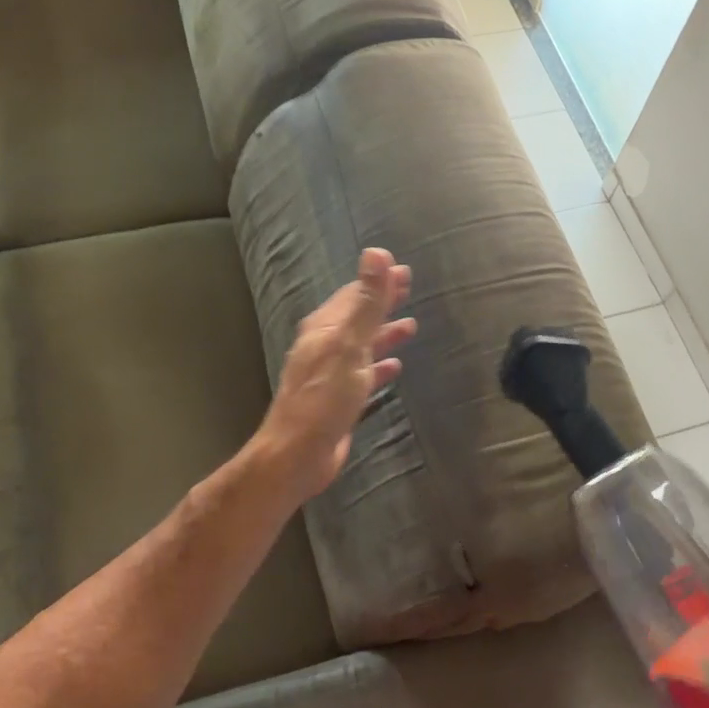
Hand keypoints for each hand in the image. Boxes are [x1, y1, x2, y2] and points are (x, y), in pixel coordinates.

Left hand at [254, 247, 416, 502]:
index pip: (354, 296)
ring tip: (410, 327)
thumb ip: (366, 303)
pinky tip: (395, 368)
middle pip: (357, 318)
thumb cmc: (324, 399)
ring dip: (383, 335)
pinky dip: (379, 367)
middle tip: (409, 290)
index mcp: (324, 330)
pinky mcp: (337, 401)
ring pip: (361, 347)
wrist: (298, 455)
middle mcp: (324, 347)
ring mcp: (330, 375)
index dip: (378, 282)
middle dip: (382, 304)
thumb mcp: (349, 346)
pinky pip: (363, 374)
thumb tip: (377, 253)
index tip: (403, 271)